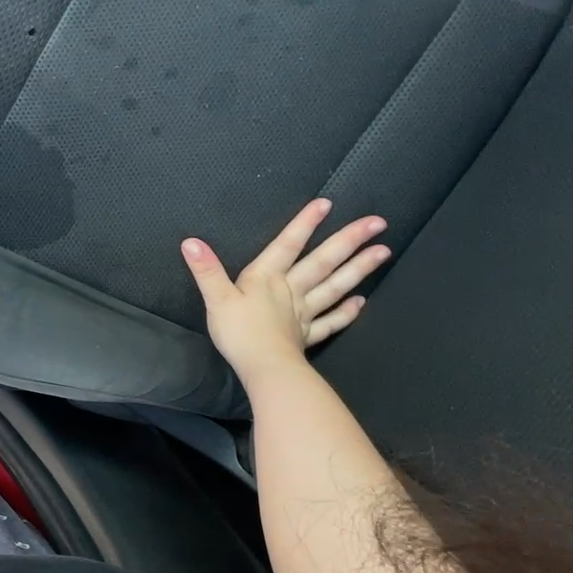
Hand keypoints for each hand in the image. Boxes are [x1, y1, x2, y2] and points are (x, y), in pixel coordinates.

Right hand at [181, 199, 390, 378]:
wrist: (265, 368)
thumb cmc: (238, 332)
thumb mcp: (215, 298)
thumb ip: (206, 269)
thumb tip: (191, 242)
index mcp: (266, 279)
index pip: (288, 245)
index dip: (305, 224)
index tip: (326, 204)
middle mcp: (290, 290)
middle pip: (322, 262)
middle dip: (348, 241)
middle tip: (377, 223)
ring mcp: (303, 313)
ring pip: (335, 286)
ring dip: (358, 268)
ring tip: (381, 251)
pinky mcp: (308, 335)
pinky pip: (332, 320)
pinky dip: (347, 311)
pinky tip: (360, 302)